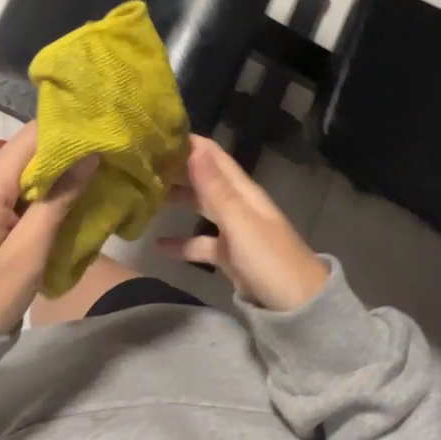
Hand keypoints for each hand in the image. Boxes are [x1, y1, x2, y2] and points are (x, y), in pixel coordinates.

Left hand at [0, 124, 96, 335]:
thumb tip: (88, 156)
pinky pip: (6, 189)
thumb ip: (58, 200)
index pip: (30, 137)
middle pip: (24, 153)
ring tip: (83, 192)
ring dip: (49, 180)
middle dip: (62, 159)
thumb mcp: (29, 254)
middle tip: (100, 171)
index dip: (66, 135)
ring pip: (18, 171)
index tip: (100, 142)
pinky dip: (32, 196)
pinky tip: (54, 211)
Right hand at [156, 136, 327, 311]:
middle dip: (177, 168)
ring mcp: (234, 231)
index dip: (190, 142)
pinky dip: (182, 243)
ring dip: (177, 201)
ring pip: (201, 208)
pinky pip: (201, 243)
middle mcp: (238, 205)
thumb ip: (216, 189)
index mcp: (243, 192)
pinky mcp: (230, 257)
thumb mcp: (241, 223)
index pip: (214, 156)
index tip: (157, 132)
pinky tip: (157, 244)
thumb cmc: (270, 260)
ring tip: (144, 195)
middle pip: (205, 179)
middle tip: (141, 161)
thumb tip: (194, 149)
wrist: (299, 307)